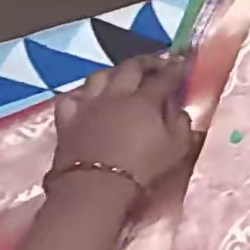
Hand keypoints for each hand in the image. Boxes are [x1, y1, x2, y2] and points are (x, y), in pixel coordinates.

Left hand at [52, 53, 194, 189]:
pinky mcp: (67, 120)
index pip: (164, 77)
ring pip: (100, 76)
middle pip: (131, 68)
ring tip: (123, 76)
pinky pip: (73, 98)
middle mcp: (116, 95)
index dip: (175, 67)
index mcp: (145, 101)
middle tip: (158, 63)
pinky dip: (83, 94)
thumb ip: (182, 125)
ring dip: (115, 72)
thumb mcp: (177, 149)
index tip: (183, 61)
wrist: (94, 188)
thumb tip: (179, 111)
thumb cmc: (142, 168)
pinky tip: (89, 97)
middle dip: (147, 62)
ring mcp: (89, 105)